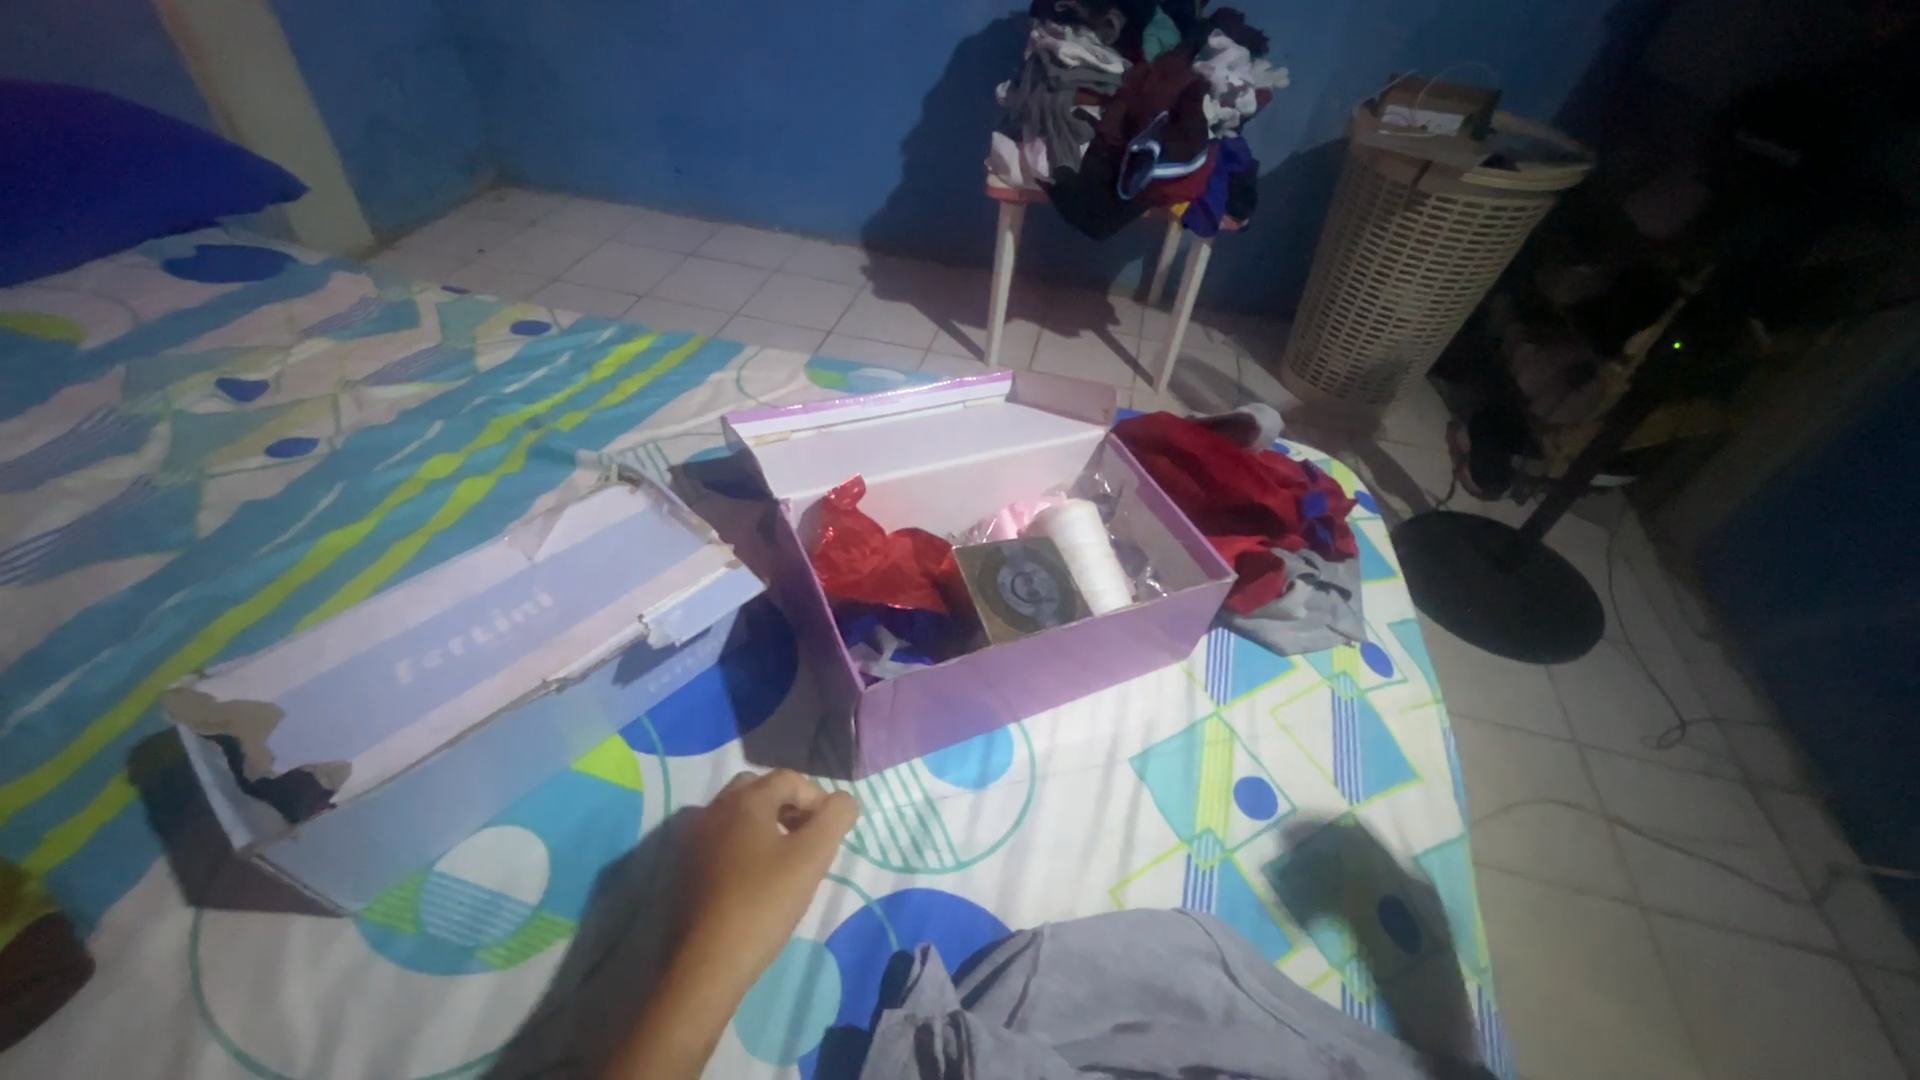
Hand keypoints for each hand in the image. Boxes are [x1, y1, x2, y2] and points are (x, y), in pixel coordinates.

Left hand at [673, 769, 858, 986]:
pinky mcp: (685, 868)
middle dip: (788, 805)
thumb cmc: (764, 902)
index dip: (817, 798)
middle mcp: (715, 809)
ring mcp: (695, 838)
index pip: (790, 779)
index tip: (831, 832)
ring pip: (737, 815)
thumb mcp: (813, 857)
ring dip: (765, 824)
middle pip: (759, 789)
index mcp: (745, 800)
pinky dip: (742, 845)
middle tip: (806, 837)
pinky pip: (720, 839)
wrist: (705, 964)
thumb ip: (835, 818)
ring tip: (784, 859)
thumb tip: (843, 801)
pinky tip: (755, 878)